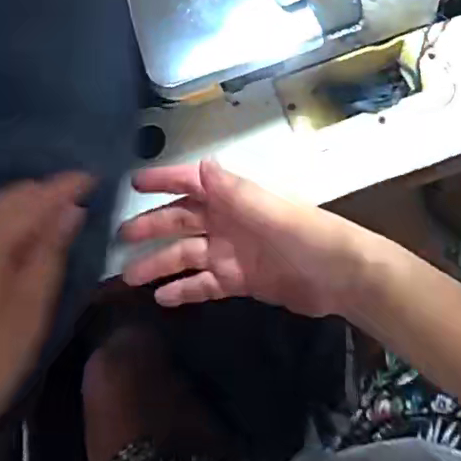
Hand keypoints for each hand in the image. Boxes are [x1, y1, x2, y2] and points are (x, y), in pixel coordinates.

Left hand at [0, 173, 93, 430]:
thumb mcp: (31, 307)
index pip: (37, 195)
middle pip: (14, 196)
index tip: (101, 180)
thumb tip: (72, 209)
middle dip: (51, 194)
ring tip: (65, 223)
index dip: (70, 185)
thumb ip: (51, 250)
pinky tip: (31, 246)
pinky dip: (13, 227)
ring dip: (32, 210)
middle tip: (87, 204)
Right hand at [118, 159, 393, 317]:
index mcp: (236, 198)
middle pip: (183, 220)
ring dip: (160, 263)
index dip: (165, 181)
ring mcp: (233, 252)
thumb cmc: (306, 235)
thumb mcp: (269, 210)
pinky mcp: (240, 281)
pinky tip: (160, 298)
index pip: (193, 184)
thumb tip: (201, 162)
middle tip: (120, 235)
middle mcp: (229, 221)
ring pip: (188, 254)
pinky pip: (204, 284)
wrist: (340, 275)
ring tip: (127, 276)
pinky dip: (184, 289)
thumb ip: (234, 191)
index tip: (133, 183)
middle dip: (153, 225)